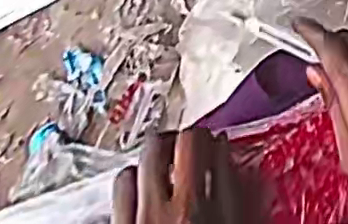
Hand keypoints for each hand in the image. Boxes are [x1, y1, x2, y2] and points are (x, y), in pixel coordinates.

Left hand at [112, 129, 241, 223]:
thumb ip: (231, 192)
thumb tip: (229, 154)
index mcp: (192, 208)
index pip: (194, 143)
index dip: (205, 136)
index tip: (213, 143)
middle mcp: (159, 211)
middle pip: (157, 146)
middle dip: (173, 141)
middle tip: (186, 149)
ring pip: (129, 172)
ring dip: (146, 167)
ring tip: (162, 172)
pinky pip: (116, 201)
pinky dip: (129, 193)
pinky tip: (141, 199)